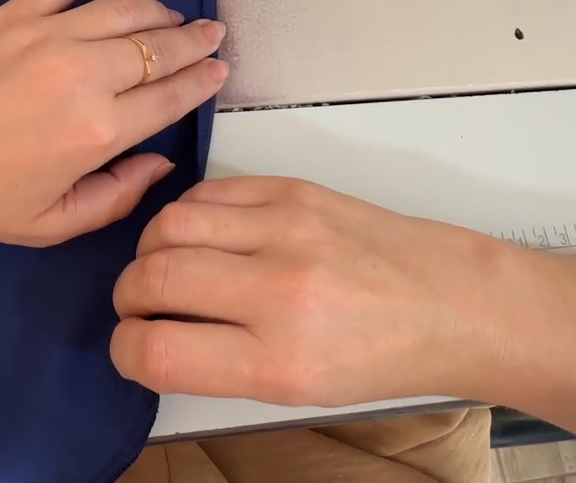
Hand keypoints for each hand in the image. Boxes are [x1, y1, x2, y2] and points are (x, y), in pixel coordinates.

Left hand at [0, 0, 226, 248]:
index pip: (172, 96)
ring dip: (159, 10)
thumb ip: (118, 197)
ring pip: (126, 9)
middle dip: (194, 41)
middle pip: (159, 47)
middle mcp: (86, 72)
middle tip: (212, 36)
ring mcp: (51, 33)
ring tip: (175, 16)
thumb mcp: (53, 224)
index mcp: (100, 130)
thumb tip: (162, 163)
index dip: (203, 81)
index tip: (220, 69)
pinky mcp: (19, 12)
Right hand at [110, 176, 530, 406]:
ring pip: (169, 223)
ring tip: (162, 264)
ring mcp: (284, 227)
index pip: (158, 350)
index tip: (131, 345)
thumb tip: (153, 333)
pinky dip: (184, 214)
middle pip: (152, 277)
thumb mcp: (299, 387)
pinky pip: (206, 191)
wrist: (450, 300)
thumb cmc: (379, 356)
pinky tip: (197, 234)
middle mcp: (278, 289)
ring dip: (148, 248)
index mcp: (281, 361)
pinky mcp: (290, 187)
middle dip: (127, 294)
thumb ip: (220, 362)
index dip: (124, 348)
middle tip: (137, 303)